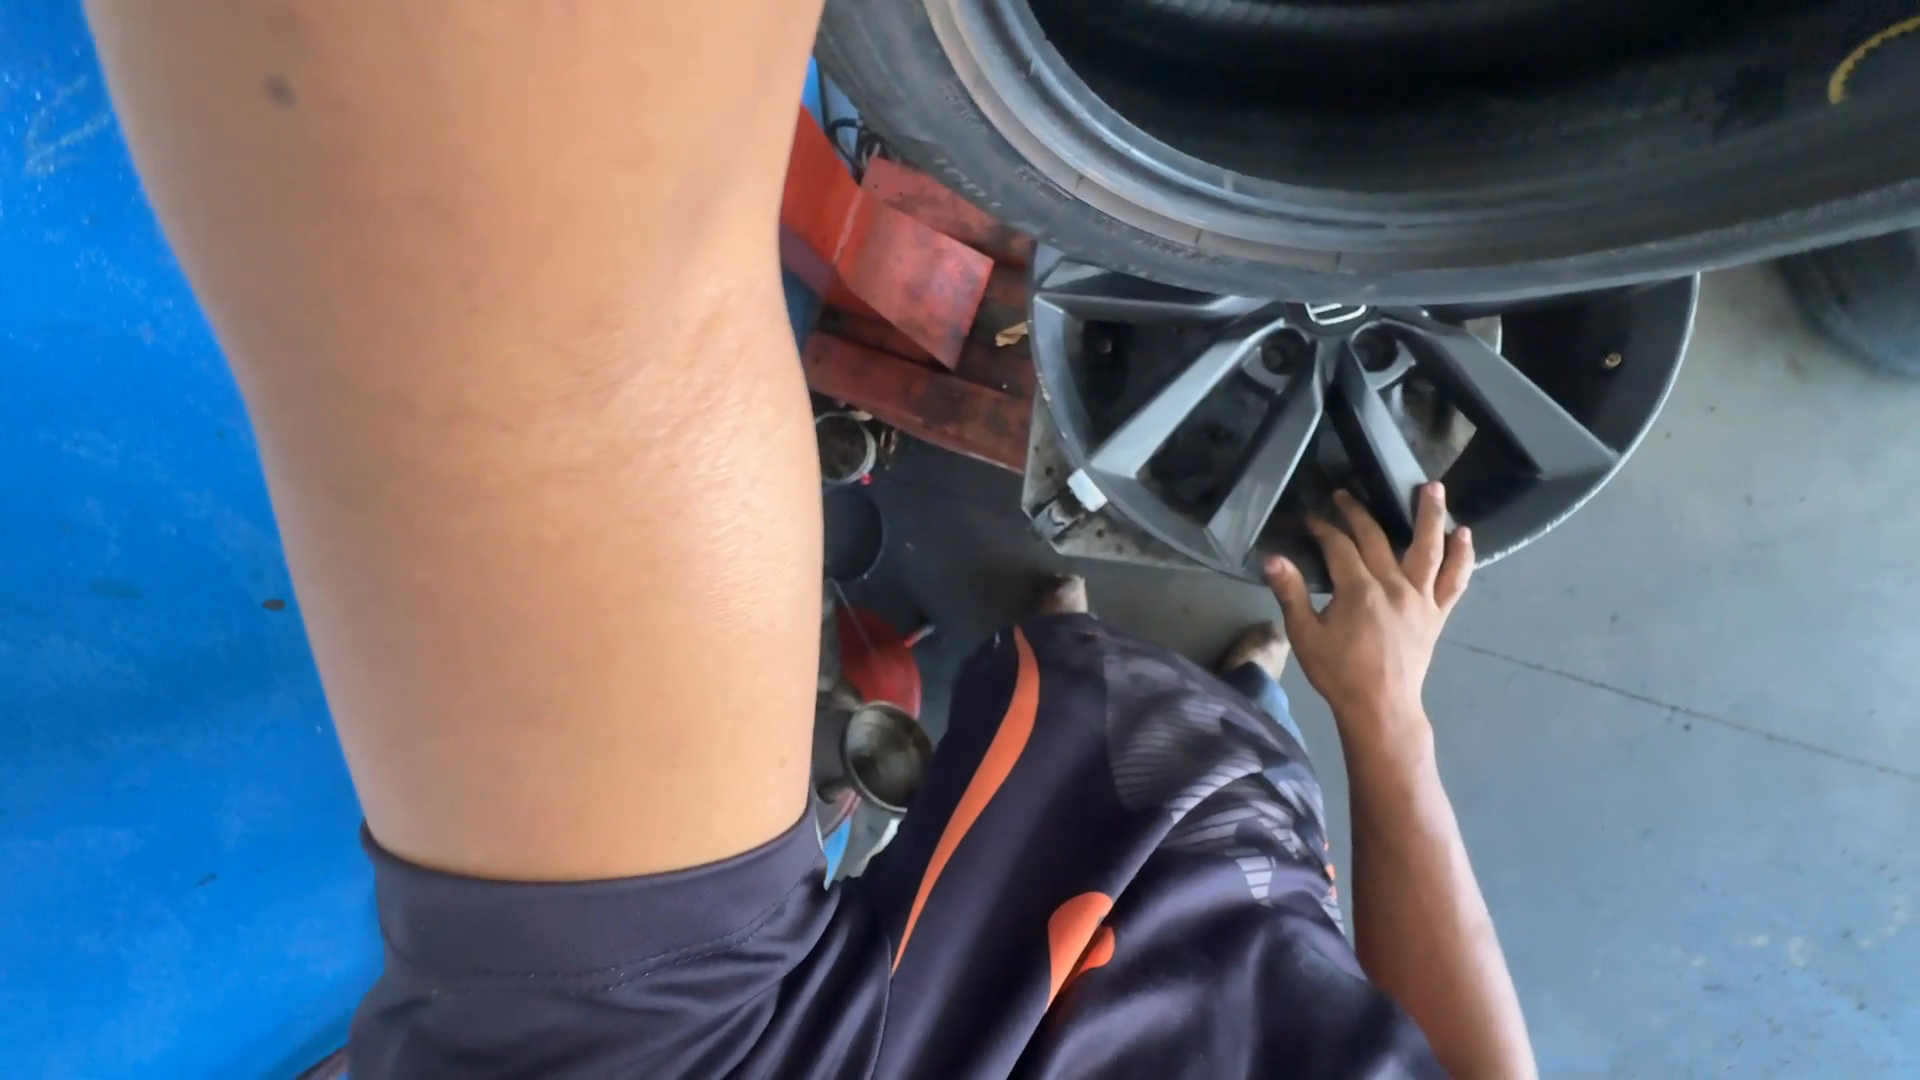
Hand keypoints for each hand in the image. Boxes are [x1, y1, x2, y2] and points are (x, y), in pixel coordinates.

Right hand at [1264, 484, 1472, 737]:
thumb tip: (1272, 559)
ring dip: (1430, 516)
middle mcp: (1395, 587)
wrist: (1380, 707)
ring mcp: (1421, 599)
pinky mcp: (1437, 613)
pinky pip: (1455, 580)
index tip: (1309, 519)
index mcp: (1359, 591)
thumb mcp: (1304, 635)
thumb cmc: (1337, 673)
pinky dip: (1462, 556)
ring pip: (1428, 549)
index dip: (1322, 529)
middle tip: (1345, 494)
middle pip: (1377, 539)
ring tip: (1433, 487)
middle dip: (1358, 514)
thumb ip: (1290, 594)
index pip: (1339, 547)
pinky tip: (1465, 535)